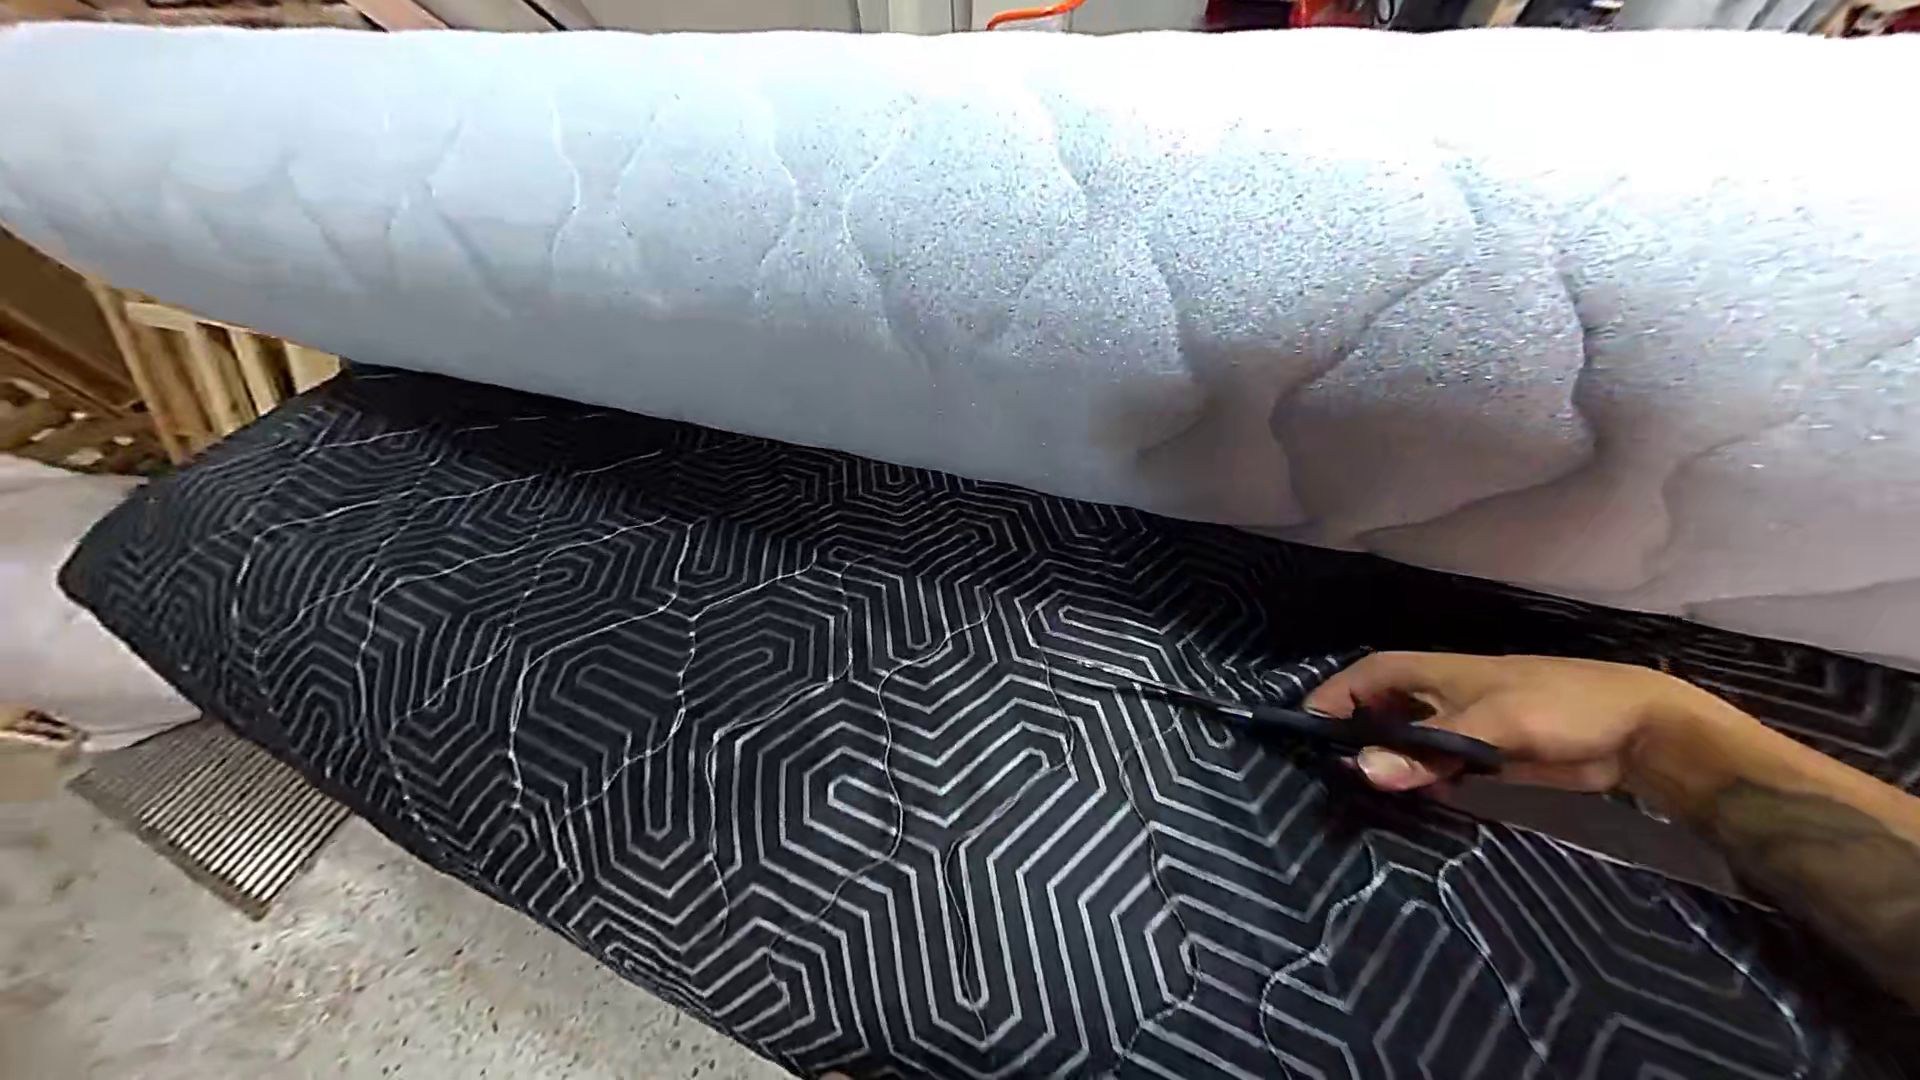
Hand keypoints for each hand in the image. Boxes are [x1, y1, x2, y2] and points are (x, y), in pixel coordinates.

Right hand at [1303, 651, 1731, 799]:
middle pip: (1366, 717)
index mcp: (1413, 673)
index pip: (1350, 684)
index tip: (1304, 741)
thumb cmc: (1554, 705)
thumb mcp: (1488, 725)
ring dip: (1381, 768)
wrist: (1637, 731)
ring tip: (1359, 798)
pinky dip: (1414, 783)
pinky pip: (1424, 769)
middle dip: (1347, 744)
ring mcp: (1442, 728)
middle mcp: (1419, 698)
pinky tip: (1408, 803)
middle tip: (1328, 779)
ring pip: (1394, 746)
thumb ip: (1426, 749)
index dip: (1324, 706)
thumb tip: (1365, 770)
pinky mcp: (1466, 756)